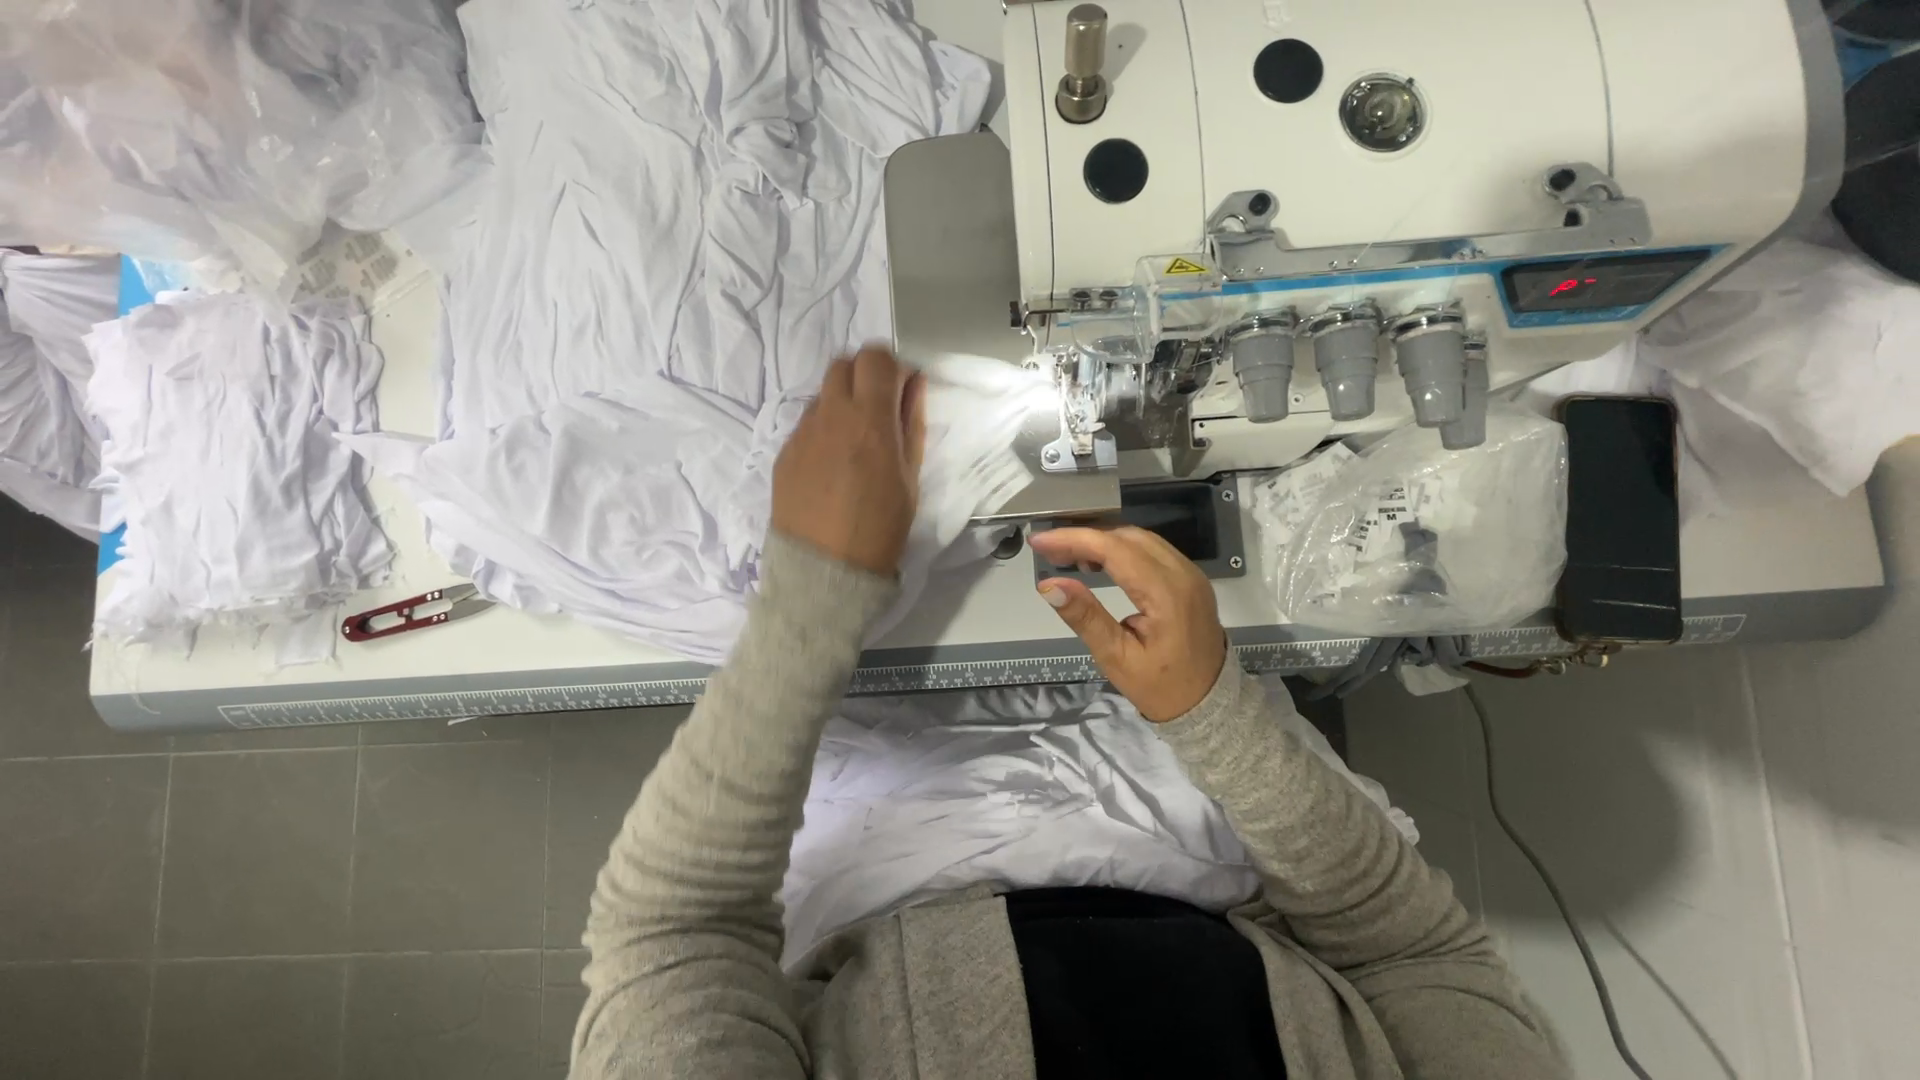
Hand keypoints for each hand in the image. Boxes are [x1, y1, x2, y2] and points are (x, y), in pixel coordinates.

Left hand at [771, 346, 926, 576]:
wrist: (824, 569)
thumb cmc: (880, 528)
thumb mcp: (910, 477)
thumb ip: (911, 422)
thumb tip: (913, 383)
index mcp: (869, 419)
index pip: (876, 357)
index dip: (892, 366)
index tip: (900, 391)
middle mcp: (831, 415)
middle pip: (843, 363)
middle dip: (864, 376)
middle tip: (878, 410)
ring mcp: (802, 432)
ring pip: (823, 393)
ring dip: (842, 401)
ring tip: (854, 442)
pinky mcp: (784, 452)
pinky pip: (806, 423)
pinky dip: (824, 429)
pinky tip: (832, 465)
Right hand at [1031, 526, 1227, 722]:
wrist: (1208, 704)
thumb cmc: (1160, 686)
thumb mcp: (1115, 657)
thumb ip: (1084, 617)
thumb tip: (1049, 585)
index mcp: (1167, 593)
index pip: (1114, 549)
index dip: (1074, 539)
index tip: (1039, 541)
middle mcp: (1183, 574)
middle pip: (1127, 537)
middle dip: (1085, 538)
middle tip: (1049, 550)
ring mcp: (1191, 574)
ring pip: (1140, 539)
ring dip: (1103, 541)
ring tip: (1068, 556)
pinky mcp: (1190, 579)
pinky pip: (1152, 551)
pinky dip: (1121, 549)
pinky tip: (1099, 562)